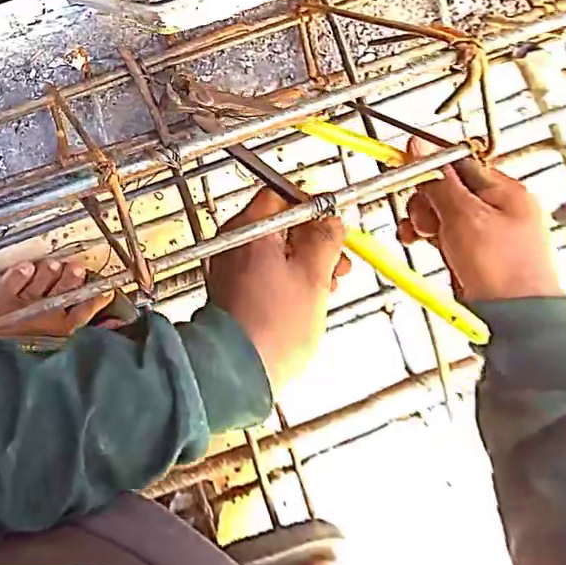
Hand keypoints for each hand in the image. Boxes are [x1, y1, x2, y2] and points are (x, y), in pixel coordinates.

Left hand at [205, 188, 350, 393]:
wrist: (240, 369)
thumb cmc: (272, 326)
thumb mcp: (313, 276)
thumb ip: (325, 240)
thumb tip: (333, 220)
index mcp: (249, 228)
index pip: (280, 195)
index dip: (310, 205)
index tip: (331, 221)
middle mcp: (233, 240)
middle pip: (278, 222)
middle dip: (312, 238)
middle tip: (336, 259)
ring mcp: (229, 263)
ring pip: (274, 247)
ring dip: (303, 259)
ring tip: (327, 283)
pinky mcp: (232, 287)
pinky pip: (263, 268)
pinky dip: (286, 275)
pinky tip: (306, 296)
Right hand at [398, 137, 562, 301]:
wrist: (516, 321)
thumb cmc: (503, 270)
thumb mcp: (463, 215)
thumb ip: (438, 180)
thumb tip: (420, 147)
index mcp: (507, 191)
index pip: (459, 162)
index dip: (430, 165)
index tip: (406, 169)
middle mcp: (500, 207)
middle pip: (447, 186)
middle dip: (426, 199)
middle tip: (423, 215)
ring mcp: (488, 230)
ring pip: (442, 210)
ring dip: (424, 219)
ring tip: (422, 233)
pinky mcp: (476, 250)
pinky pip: (444, 231)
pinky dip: (430, 234)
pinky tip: (423, 242)